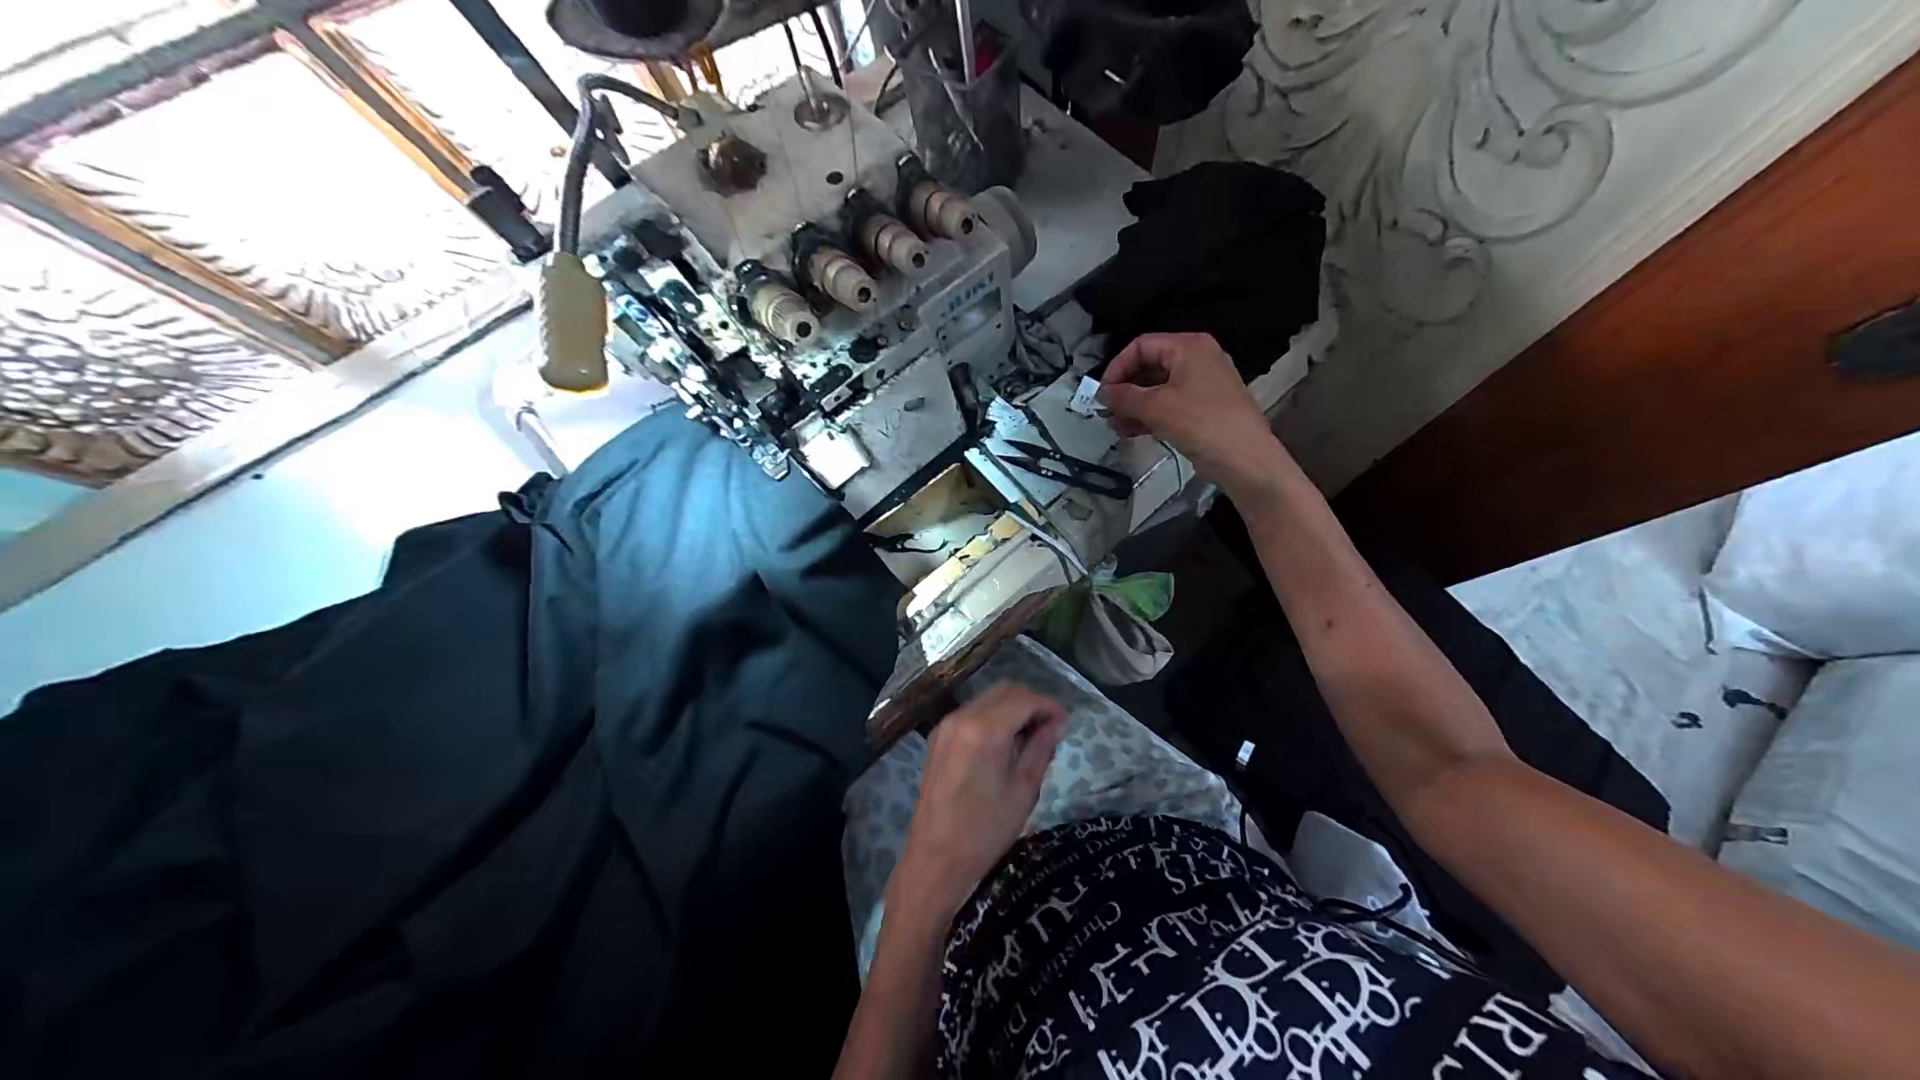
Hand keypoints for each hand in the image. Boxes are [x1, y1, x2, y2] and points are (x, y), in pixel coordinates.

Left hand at [892, 685, 1066, 919]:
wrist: (935, 859)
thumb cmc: (985, 831)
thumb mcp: (1023, 791)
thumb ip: (1040, 749)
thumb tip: (1055, 725)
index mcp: (983, 730)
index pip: (1023, 699)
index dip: (1048, 705)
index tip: (1065, 723)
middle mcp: (961, 718)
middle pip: (1003, 692)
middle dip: (1031, 702)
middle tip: (1052, 726)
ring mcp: (945, 726)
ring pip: (987, 700)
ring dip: (1012, 708)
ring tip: (1033, 734)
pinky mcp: (937, 738)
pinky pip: (972, 714)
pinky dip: (993, 717)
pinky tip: (1007, 741)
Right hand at [1098, 332, 1288, 497]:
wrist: (1246, 459)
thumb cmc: (1201, 422)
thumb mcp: (1156, 407)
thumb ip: (1123, 397)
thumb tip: (1101, 393)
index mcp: (1189, 346)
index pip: (1142, 346)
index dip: (1117, 367)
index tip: (1102, 393)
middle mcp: (1198, 359)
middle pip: (1149, 366)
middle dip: (1125, 390)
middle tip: (1106, 412)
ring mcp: (1203, 385)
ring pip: (1158, 389)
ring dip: (1133, 406)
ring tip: (1115, 426)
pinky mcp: (1204, 409)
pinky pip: (1169, 405)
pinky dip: (1149, 415)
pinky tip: (1131, 432)